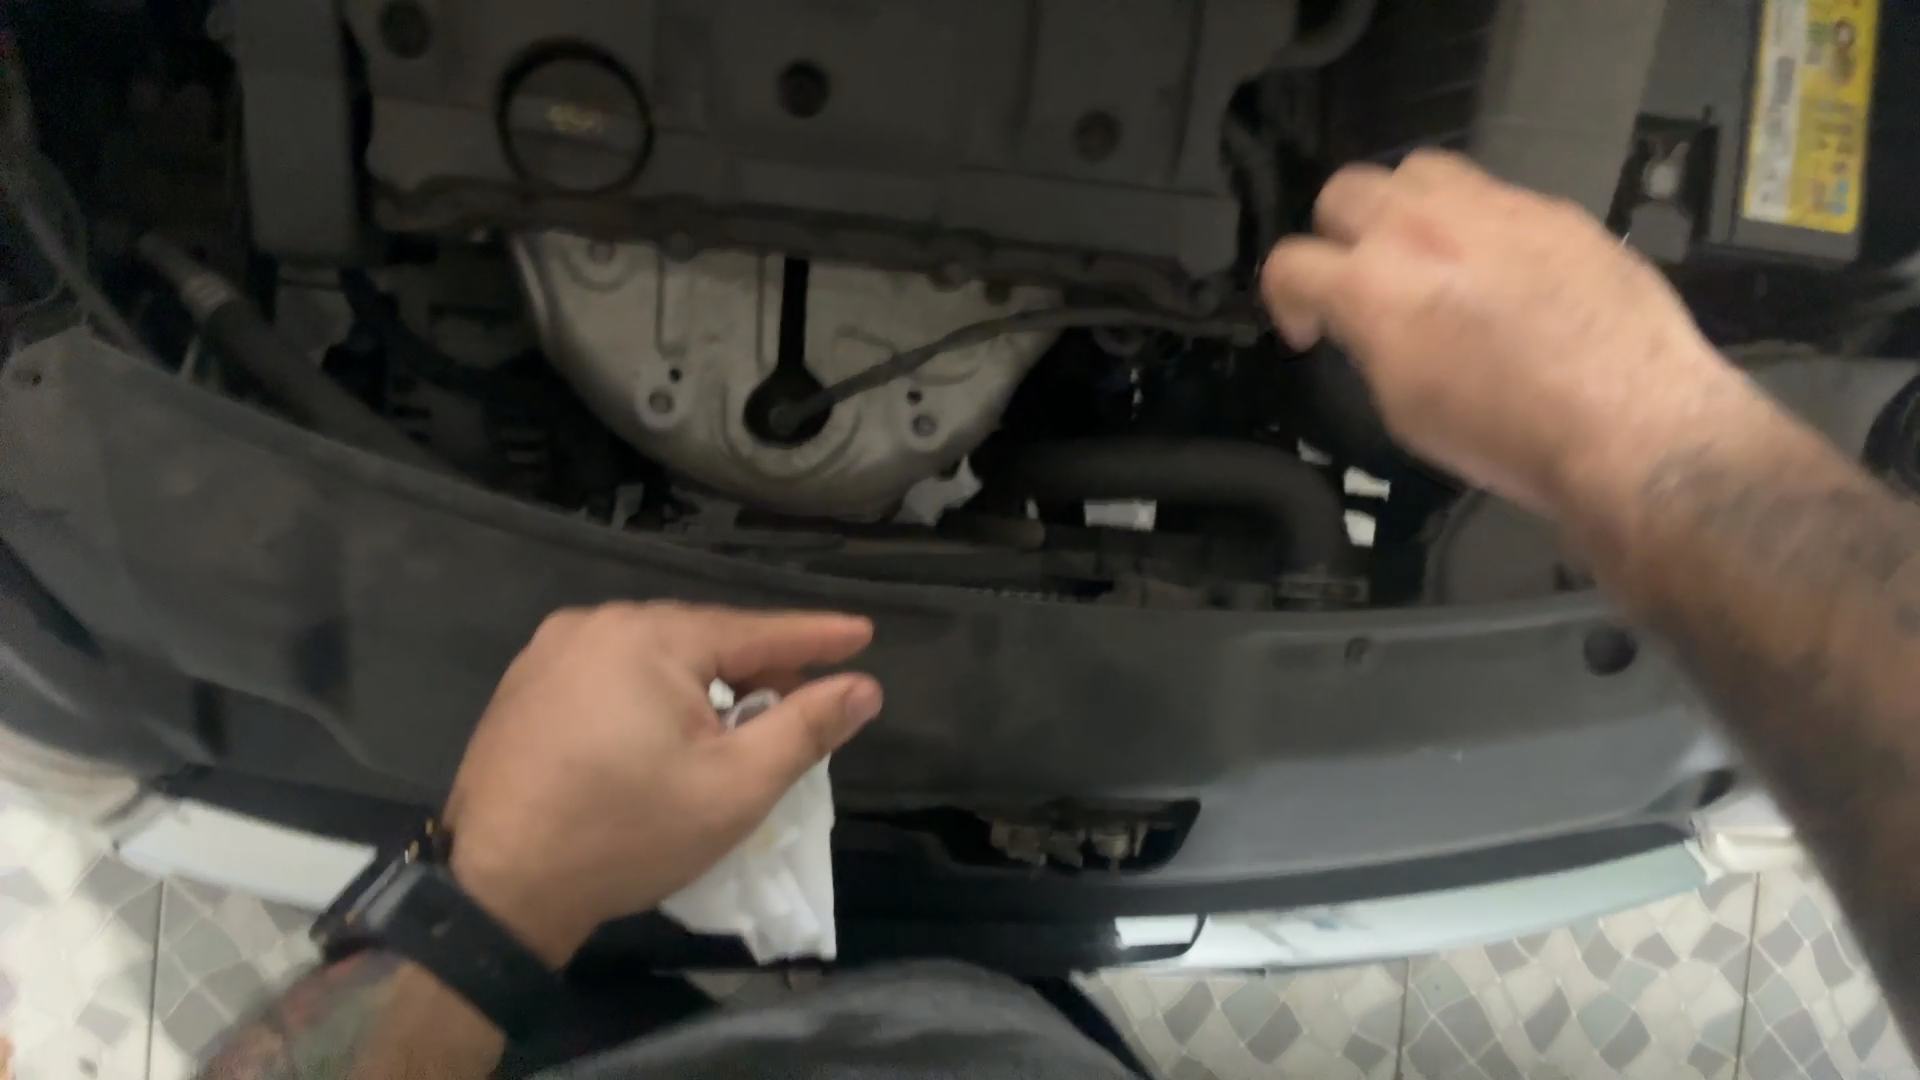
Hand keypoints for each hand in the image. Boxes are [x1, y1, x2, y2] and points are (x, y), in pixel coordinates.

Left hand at [439, 602, 882, 966]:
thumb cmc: (628, 834)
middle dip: (760, 666)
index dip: (816, 636)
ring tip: (743, 714)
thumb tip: (865, 687)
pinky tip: (672, 722)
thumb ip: (807, 727)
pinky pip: (619, 667)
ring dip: (708, 678)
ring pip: (662, 652)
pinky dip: (659, 686)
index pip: (756, 630)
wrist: (493, 895)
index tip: (863, 632)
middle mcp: (599, 623)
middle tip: (805, 692)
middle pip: (706, 638)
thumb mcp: (736, 786)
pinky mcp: (530, 680)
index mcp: (651, 637)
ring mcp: (555, 648)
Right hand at [1261, 150, 1755, 514]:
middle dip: (1331, 239)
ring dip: (1395, 212)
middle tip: (1355, 284)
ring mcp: (1495, 210)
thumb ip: (1365, 340)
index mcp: (1373, 288)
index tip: (1309, 332)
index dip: (1283, 300)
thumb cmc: (1497, 432)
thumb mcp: (1396, 401)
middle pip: (1344, 191)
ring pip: (1414, 171)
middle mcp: (1425, 231)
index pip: (1288, 263)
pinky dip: (1463, 223)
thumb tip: (1363, 321)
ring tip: (1416, 259)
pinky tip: (1486, 271)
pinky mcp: (1553, 210)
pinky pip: (1486, 192)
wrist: (1626, 426)